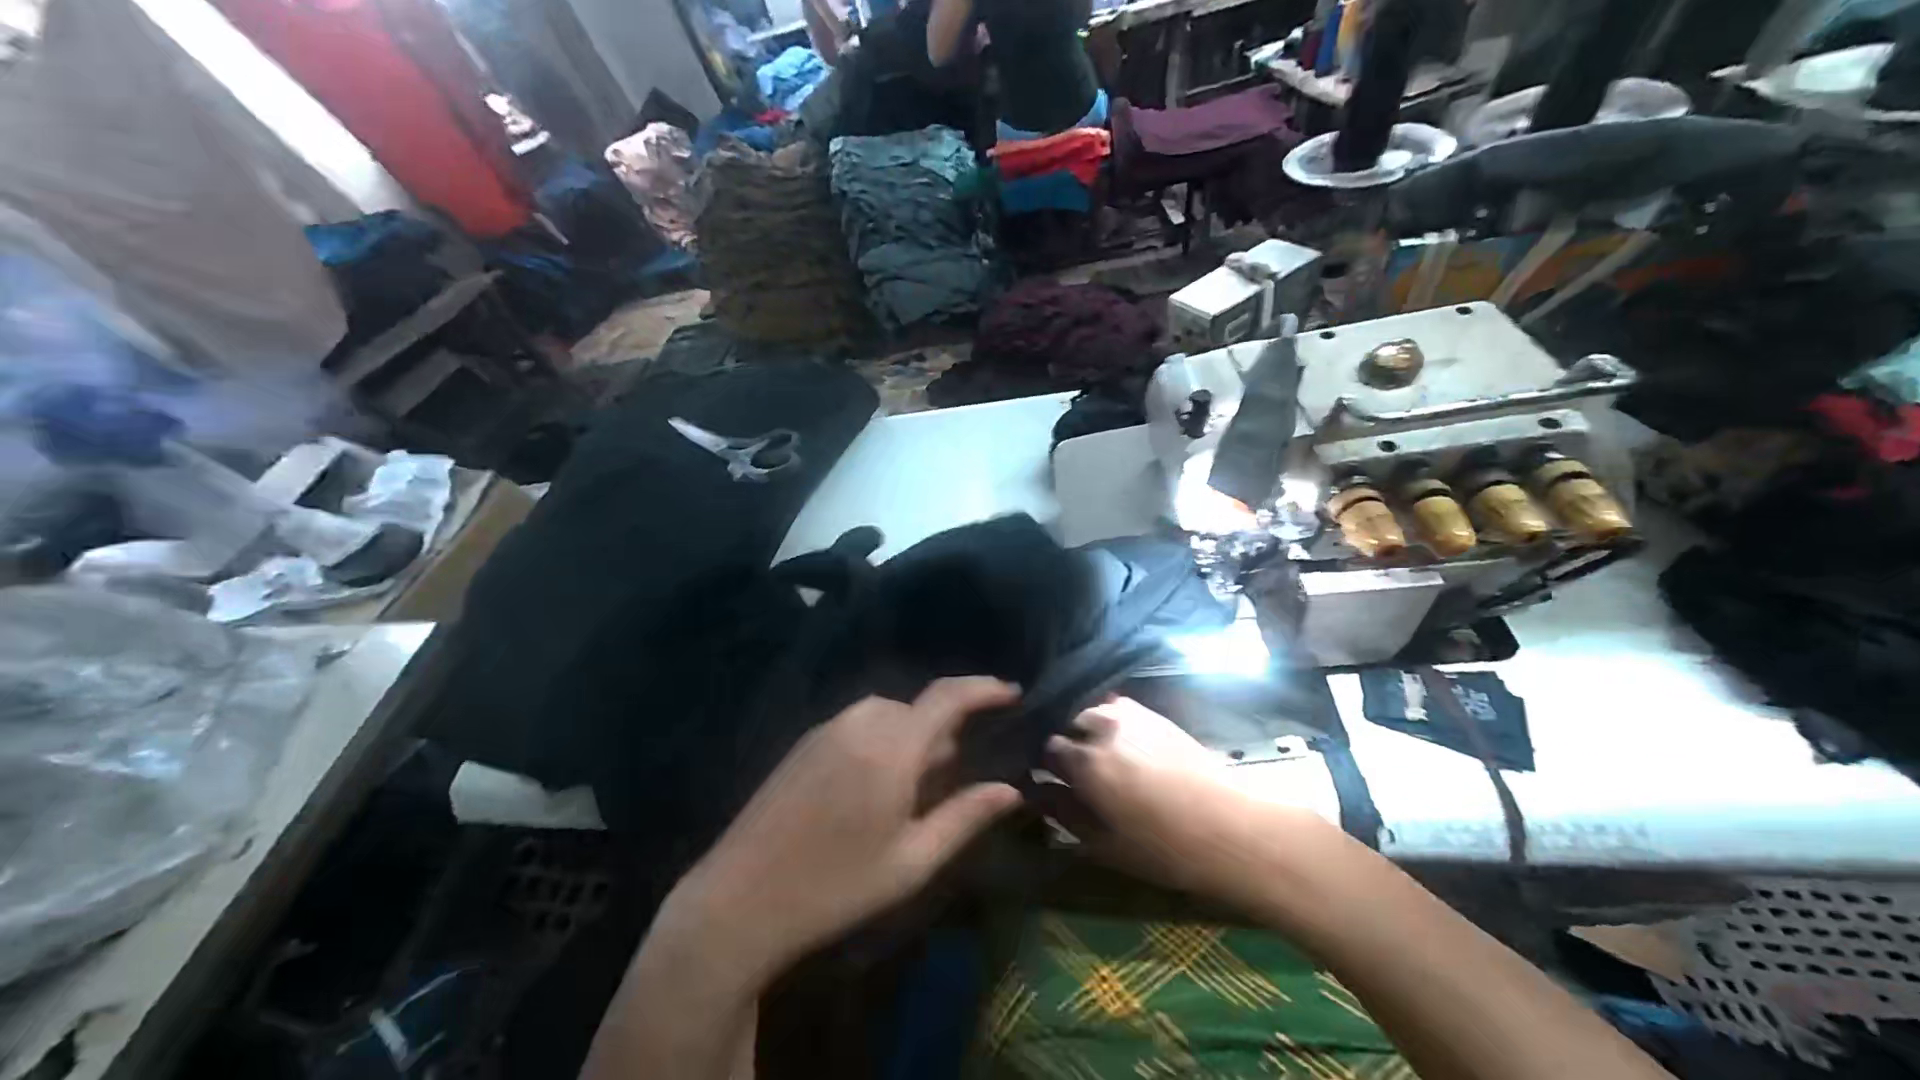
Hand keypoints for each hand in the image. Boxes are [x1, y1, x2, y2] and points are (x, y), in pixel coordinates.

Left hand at [665, 678, 1024, 981]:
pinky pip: (858, 724)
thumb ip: (965, 817)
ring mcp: (825, 730)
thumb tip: (1011, 790)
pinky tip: (873, 786)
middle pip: (918, 708)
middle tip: (957, 777)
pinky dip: (881, 739)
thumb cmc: (836, 887)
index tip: (1013, 693)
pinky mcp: (803, 744)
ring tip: (916, 785)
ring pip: (887, 714)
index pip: (947, 697)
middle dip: (946, 730)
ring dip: (912, 735)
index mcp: (891, 748)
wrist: (739, 900)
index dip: (984, 689)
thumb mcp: (912, 861)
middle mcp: (858, 724)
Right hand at [1046, 698, 1333, 904]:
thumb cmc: (1164, 848)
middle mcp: (1104, 729)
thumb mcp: (1105, 844)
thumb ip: (1066, 815)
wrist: (1231, 828)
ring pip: (1095, 710)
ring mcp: (1133, 717)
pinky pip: (1122, 708)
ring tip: (1100, 750)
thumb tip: (1040, 795)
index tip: (1051, 779)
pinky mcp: (1158, 717)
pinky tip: (1124, 741)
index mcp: (1086, 763)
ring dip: (1089, 726)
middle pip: (1069, 723)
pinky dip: (1113, 719)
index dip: (1046, 765)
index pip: (1048, 750)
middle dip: (1068, 742)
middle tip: (1077, 768)